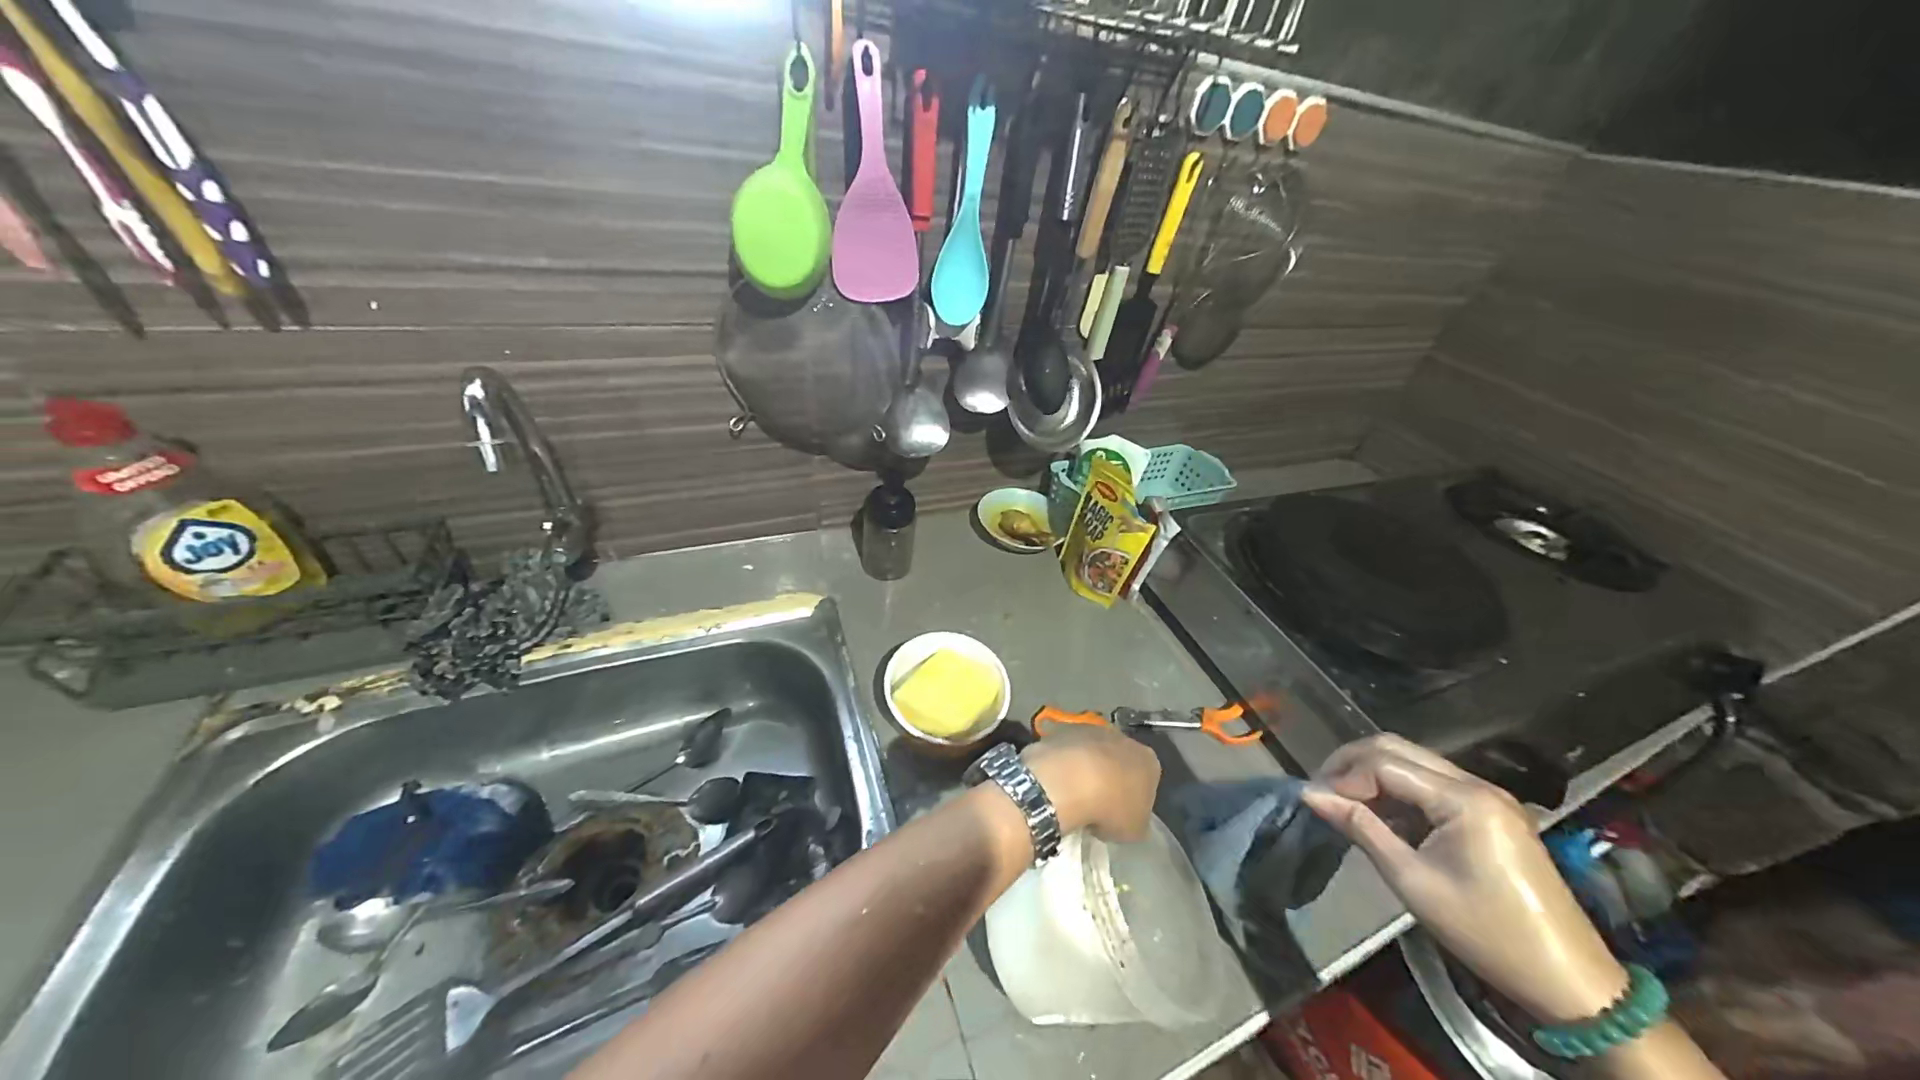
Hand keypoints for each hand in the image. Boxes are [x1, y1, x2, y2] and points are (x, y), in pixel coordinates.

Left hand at [1022, 724, 1159, 842]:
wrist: (1070, 781)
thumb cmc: (1110, 808)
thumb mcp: (1134, 831)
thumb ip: (1137, 822)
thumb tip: (1131, 820)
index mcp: (1148, 762)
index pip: (1147, 779)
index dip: (1134, 798)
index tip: (1121, 813)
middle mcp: (1124, 739)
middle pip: (1120, 760)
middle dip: (1110, 778)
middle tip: (1097, 803)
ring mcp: (1093, 730)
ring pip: (1093, 751)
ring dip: (1086, 767)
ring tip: (1073, 793)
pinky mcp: (1065, 728)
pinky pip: (1068, 748)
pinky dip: (1064, 761)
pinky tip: (1058, 780)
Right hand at [1303, 735, 1629, 1024]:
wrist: (1569, 979)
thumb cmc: (1485, 931)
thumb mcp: (1412, 880)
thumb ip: (1360, 828)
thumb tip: (1310, 794)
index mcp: (1464, 799)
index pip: (1384, 763)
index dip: (1343, 777)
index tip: (1316, 802)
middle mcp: (1477, 784)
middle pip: (1397, 748)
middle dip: (1352, 763)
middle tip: (1322, 791)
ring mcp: (1488, 796)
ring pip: (1414, 762)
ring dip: (1374, 775)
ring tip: (1345, 804)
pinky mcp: (1492, 812)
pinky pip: (1432, 784)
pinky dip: (1399, 790)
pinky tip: (1382, 816)